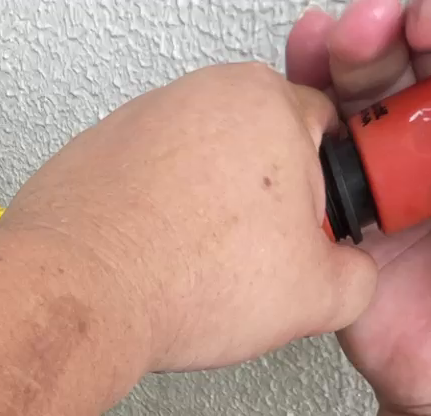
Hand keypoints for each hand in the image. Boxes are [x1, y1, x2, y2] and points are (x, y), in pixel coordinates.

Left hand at [0, 62, 376, 373]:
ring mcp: (128, 126)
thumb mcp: (311, 297)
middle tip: (236, 264)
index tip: (299, 239)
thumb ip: (354, 277)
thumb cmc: (178, 283)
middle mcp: (191, 97)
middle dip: (250, 208)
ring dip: (190, 216)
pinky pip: (130, 192)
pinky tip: (138, 266)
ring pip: (184, 173)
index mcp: (263, 103)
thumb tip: (347, 277)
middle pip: (247, 153)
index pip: (320, 139)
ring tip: (179, 271)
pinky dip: (138, 223)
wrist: (76, 301)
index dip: (318, 200)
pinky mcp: (81, 161)